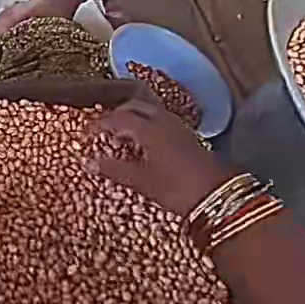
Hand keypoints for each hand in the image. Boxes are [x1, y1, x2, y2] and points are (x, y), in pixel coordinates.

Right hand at [90, 98, 229, 215]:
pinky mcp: (187, 136)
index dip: (98, 124)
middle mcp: (163, 121)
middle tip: (102, 131)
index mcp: (149, 128)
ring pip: (149, 112)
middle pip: (134, 107)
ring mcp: (178, 127)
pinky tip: (143, 145)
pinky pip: (159, 120)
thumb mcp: (141, 181)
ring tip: (121, 139)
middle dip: (115, 116)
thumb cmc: (177, 188)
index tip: (85, 134)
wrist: (220, 196)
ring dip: (132, 120)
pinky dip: (145, 126)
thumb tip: (87, 162)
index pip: (117, 118)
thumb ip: (114, 169)